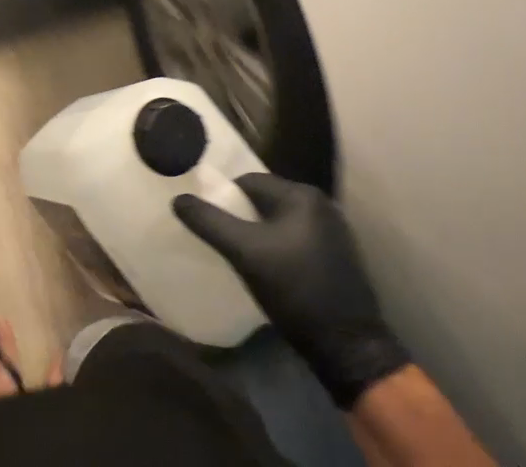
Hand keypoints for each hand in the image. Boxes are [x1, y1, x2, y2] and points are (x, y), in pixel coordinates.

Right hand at [174, 174, 408, 407]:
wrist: (346, 344)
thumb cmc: (294, 289)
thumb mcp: (245, 253)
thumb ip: (210, 222)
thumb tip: (179, 199)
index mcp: (302, 195)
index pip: (248, 181)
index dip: (223, 198)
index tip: (207, 221)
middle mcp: (321, 205)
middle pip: (264, 200)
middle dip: (240, 216)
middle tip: (220, 240)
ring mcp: (332, 231)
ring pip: (279, 221)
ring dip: (258, 234)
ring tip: (240, 256)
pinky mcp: (336, 255)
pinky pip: (295, 239)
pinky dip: (277, 247)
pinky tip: (268, 270)